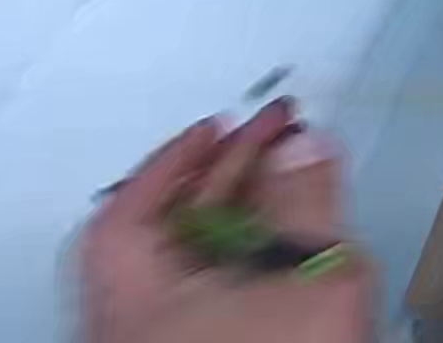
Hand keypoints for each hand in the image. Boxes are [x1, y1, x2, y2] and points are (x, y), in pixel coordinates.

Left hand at [79, 99, 373, 342]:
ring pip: (189, 254)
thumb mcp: (318, 268)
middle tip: (279, 125)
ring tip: (292, 160)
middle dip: (224, 170)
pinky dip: (250, 232)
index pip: (125, 222)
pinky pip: (211, 275)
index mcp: (140, 309)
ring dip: (241, 198)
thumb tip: (302, 138)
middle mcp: (133, 327)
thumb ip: (309, 200)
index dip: (172, 164)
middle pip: (161, 233)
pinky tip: (290, 216)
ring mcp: (166, 339)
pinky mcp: (203, 342)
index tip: (226, 122)